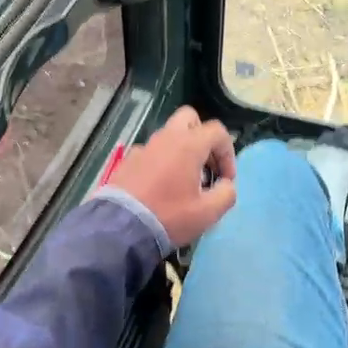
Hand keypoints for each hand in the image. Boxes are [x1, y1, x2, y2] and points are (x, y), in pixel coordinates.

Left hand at [108, 106, 237, 247]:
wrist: (120, 228)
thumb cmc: (169, 216)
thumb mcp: (207, 213)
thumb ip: (226, 194)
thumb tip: (225, 185)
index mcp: (189, 144)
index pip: (217, 131)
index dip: (228, 153)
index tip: (225, 179)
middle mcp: (166, 138)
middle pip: (190, 119)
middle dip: (202, 138)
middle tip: (205, 165)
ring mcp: (144, 147)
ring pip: (169, 135)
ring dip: (182, 150)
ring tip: (183, 181)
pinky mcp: (128, 160)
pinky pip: (151, 152)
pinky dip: (161, 162)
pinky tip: (159, 187)